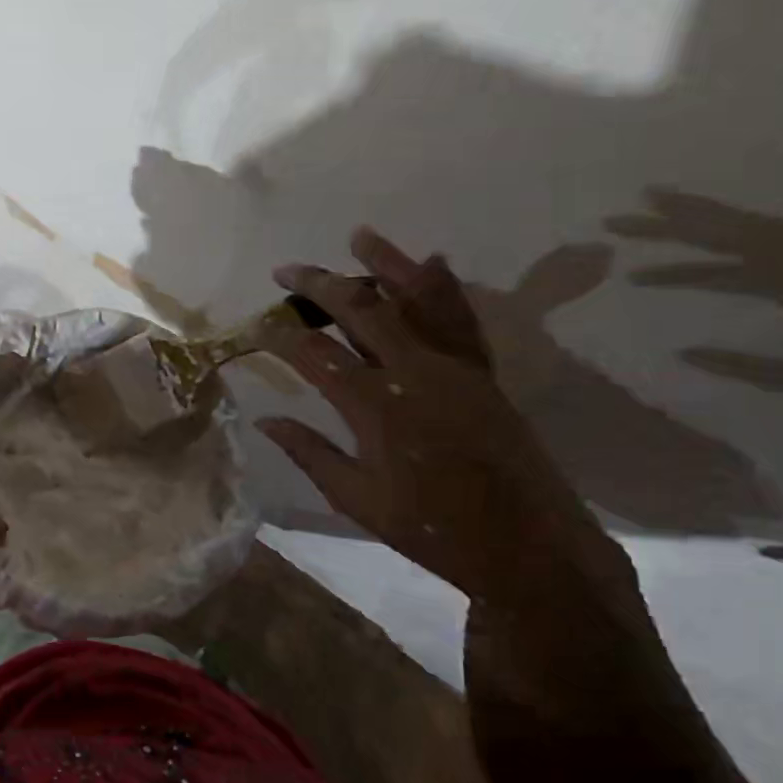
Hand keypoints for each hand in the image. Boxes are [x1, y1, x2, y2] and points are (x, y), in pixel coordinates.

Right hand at [257, 227, 639, 613]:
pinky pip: (459, 319)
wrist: (526, 545)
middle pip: (360, 310)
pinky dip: (443, 288)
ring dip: (385, 264)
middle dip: (319, 284)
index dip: (280, 335)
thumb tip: (265, 419)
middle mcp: (413, 372)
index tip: (256, 325)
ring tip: (359, 237)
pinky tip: (431, 260)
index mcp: (376, 407)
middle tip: (287, 270)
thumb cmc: (433, 530)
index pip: (315, 355)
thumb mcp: (358, 500)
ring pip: (415, 300)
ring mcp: (453, 366)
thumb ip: (310, 453)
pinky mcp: (480, 372)